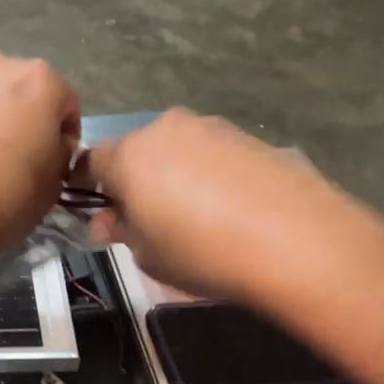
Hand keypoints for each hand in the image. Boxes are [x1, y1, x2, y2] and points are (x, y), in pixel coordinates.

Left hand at [0, 49, 80, 286]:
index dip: (66, 137)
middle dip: (29, 119)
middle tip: (23, 157)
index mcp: (40, 80)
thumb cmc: (4, 198)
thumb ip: (59, 154)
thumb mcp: (53, 185)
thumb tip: (49, 146)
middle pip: (25, 92)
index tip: (56, 163)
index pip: (68, 105)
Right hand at [83, 109, 383, 303]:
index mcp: (129, 155)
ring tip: (195, 217)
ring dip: (174, 175)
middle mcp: (166, 129)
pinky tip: (228, 209)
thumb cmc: (201, 252)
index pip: (91, 161)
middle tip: (148, 221)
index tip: (101, 214)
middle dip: (135, 180)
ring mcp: (211, 128)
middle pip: (136, 151)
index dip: (89, 188)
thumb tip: (108, 221)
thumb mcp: (147, 256)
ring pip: (176, 149)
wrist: (294, 239)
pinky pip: (212, 155)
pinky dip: (210, 175)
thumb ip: (121, 231)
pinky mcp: (250, 137)